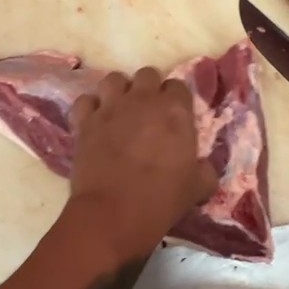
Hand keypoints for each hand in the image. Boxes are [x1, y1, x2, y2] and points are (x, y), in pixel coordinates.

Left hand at [66, 68, 218, 251]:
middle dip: (149, 89)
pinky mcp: (84, 121)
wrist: (113, 213)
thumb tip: (203, 168)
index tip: (174, 119)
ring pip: (114, 79)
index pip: (178, 87)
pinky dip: (90, 108)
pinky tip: (94, 123)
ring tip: (120, 112)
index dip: (176, 101)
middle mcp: (142, 99)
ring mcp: (110, 107)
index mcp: (175, 110)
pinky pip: (85, 101)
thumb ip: (204, 170)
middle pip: (147, 74)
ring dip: (119, 91)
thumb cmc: (162, 199)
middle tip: (149, 113)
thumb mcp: (198, 187)